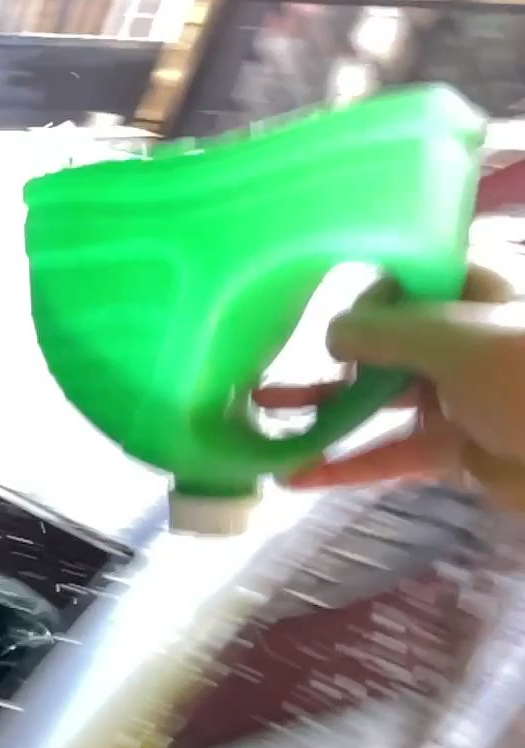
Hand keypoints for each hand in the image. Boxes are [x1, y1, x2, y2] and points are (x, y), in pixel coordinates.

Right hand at [256, 263, 524, 511]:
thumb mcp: (466, 342)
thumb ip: (386, 329)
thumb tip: (329, 332)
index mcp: (493, 295)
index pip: (415, 270)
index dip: (362, 283)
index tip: (305, 299)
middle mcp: (476, 339)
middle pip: (383, 338)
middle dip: (321, 355)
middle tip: (261, 364)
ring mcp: (468, 395)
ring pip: (375, 397)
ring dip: (317, 410)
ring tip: (255, 414)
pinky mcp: (462, 446)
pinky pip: (388, 453)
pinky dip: (341, 466)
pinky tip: (291, 476)